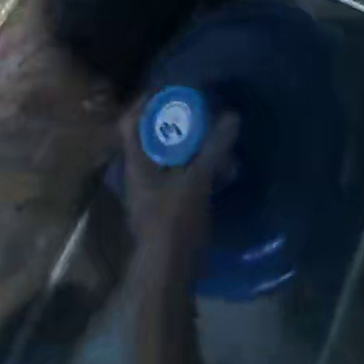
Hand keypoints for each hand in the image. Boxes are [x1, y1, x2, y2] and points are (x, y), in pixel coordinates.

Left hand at [119, 101, 239, 250]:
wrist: (168, 274)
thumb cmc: (174, 222)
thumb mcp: (197, 180)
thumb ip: (214, 147)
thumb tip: (232, 115)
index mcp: (137, 164)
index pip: (130, 122)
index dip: (146, 101)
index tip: (171, 88)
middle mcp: (139, 175)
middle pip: (152, 137)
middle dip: (178, 122)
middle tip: (203, 111)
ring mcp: (151, 193)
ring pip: (169, 157)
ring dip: (193, 147)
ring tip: (221, 144)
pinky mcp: (166, 208)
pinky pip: (181, 176)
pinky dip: (199, 168)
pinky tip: (223, 171)